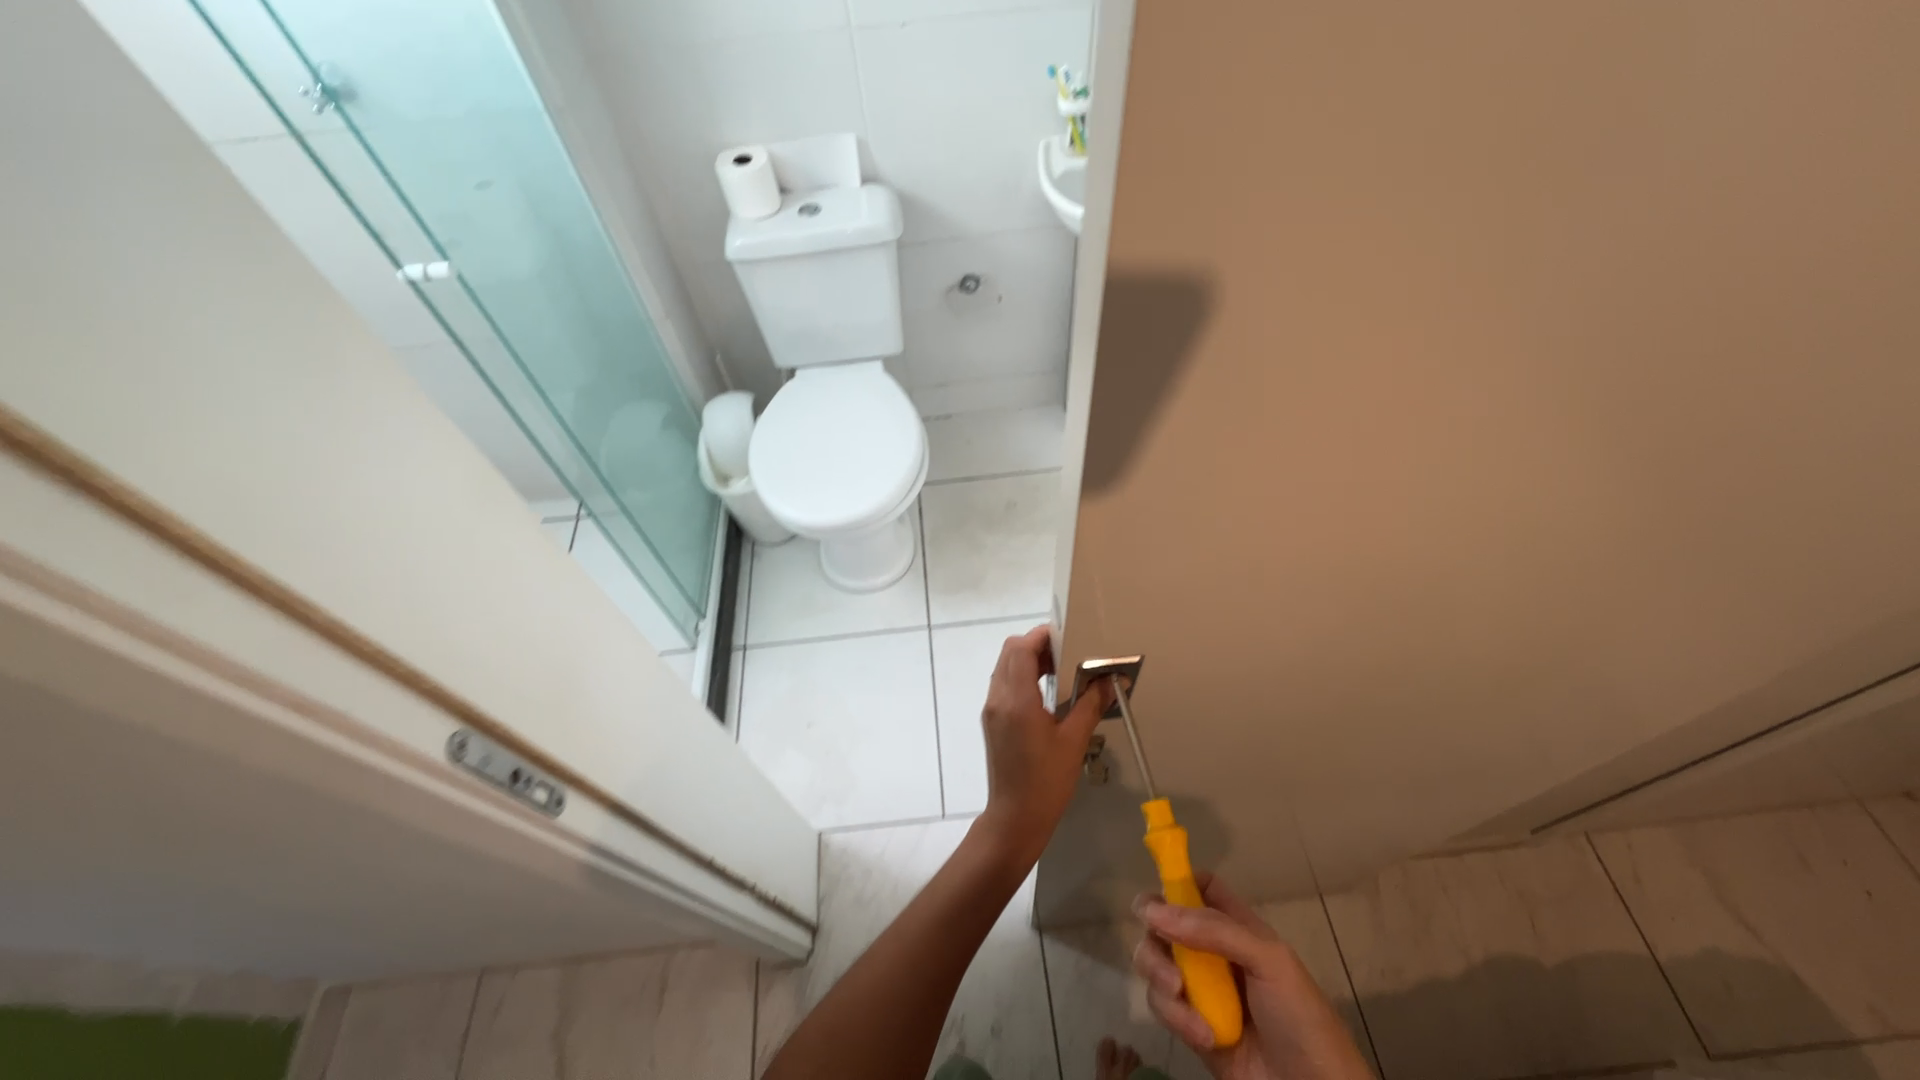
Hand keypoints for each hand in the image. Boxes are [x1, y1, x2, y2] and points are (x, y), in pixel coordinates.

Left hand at [973, 626, 1111, 863]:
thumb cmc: (1046, 782)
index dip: (1043, 636)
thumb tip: (1112, 680)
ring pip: (1004, 667)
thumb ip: (1091, 704)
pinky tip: (1048, 692)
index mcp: (1016, 700)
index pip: (1021, 649)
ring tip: (1062, 669)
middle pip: (1010, 652)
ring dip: (1029, 660)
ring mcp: (991, 710)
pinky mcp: (992, 721)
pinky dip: (1023, 677)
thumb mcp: (1074, 741)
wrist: (1015, 818)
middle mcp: (997, 699)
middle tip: (1069, 651)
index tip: (1070, 636)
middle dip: (1037, 645)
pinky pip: (1004, 684)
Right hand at [1133, 874, 1373, 1079]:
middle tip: (1165, 957)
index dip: (1176, 880)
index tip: (1160, 891)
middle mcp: (1210, 950)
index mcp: (1236, 926)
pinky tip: (1205, 1036)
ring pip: (1153, 962)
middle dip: (1154, 937)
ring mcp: (1198, 987)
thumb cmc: (1300, 1016)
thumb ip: (1215, 930)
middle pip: (1162, 922)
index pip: (1199, 886)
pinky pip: (1160, 1004)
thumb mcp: (1269, 961)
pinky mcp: (1187, 1023)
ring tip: (1181, 1000)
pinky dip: (1175, 1017)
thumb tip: (1154, 911)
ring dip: (1160, 979)